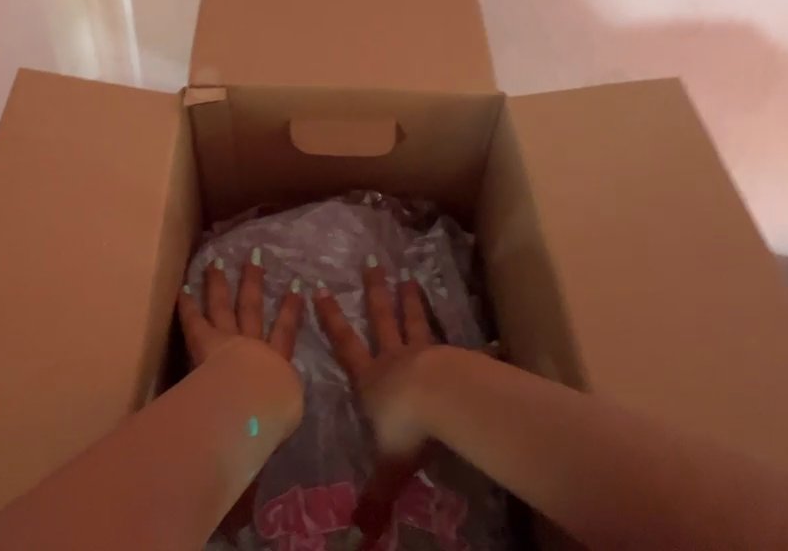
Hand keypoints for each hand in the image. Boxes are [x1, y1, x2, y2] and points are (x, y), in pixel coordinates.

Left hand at [177, 250, 305, 538]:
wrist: (254, 402)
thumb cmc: (271, 420)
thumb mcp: (275, 435)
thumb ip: (264, 455)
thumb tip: (252, 506)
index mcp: (277, 367)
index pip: (286, 334)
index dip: (291, 313)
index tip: (298, 289)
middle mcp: (255, 346)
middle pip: (255, 311)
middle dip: (255, 286)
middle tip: (255, 260)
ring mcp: (230, 339)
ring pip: (227, 305)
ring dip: (223, 284)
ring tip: (219, 262)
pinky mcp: (207, 341)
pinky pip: (196, 320)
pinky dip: (189, 304)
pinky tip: (182, 286)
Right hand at [314, 256, 442, 544]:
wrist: (445, 400)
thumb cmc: (407, 428)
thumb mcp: (388, 467)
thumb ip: (375, 497)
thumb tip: (357, 540)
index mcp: (369, 380)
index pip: (345, 346)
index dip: (331, 321)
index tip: (321, 292)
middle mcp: (393, 359)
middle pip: (380, 320)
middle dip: (374, 294)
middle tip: (371, 264)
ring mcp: (423, 352)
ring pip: (412, 320)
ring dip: (409, 300)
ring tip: (408, 277)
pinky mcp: (450, 355)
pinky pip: (449, 339)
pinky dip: (451, 329)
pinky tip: (465, 325)